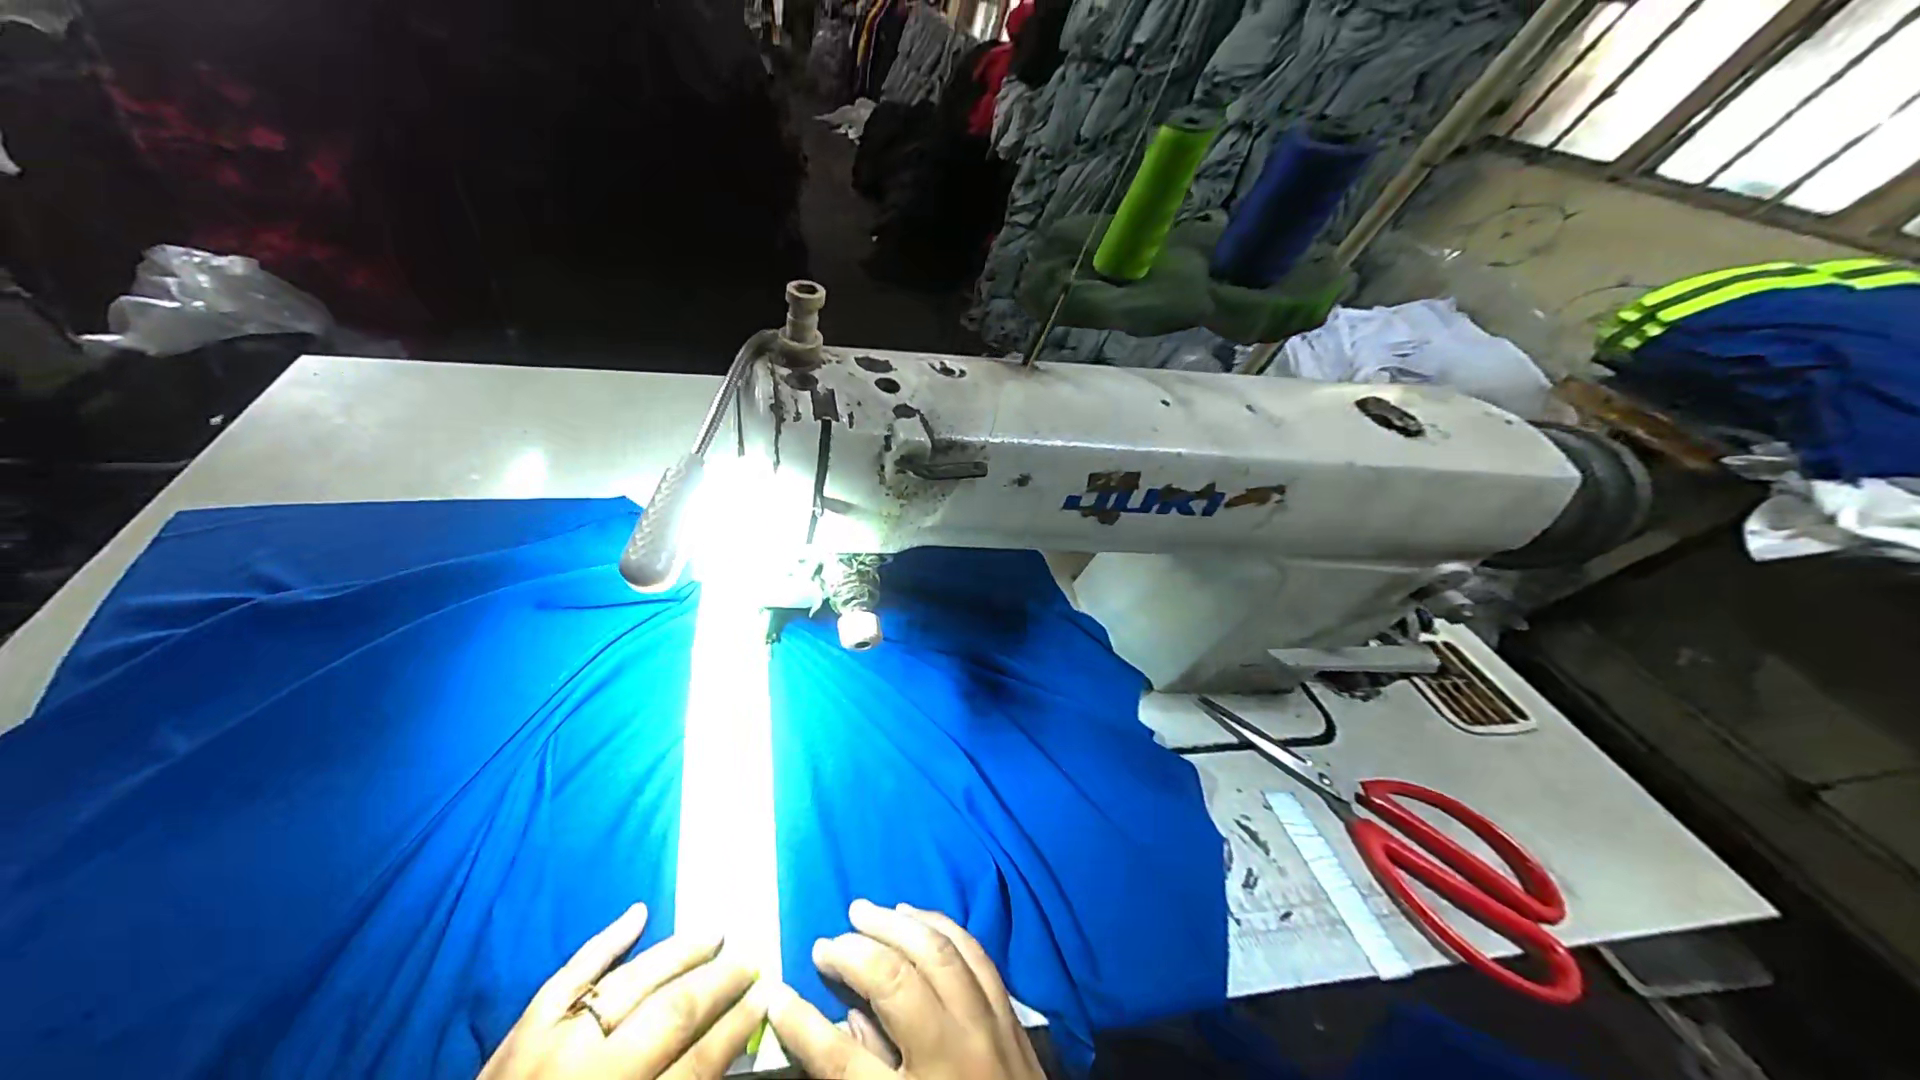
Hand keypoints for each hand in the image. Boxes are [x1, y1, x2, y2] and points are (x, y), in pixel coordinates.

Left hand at [480, 904, 764, 1079]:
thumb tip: (720, 1052)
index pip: (697, 1061)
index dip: (737, 1025)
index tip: (767, 994)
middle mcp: (590, 1070)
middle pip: (671, 1012)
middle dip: (718, 982)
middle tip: (751, 959)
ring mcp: (552, 1044)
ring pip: (631, 982)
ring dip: (677, 953)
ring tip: (713, 933)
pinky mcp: (521, 1030)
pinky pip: (570, 973)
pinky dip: (605, 941)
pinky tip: (637, 913)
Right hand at [765, 900, 1044, 1079]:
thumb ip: (862, 1077)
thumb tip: (842, 1023)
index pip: (843, 1060)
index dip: (802, 1025)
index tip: (777, 994)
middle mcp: (952, 1056)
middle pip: (894, 982)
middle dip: (854, 953)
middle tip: (825, 943)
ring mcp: (987, 1027)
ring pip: (937, 953)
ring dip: (896, 925)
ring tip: (863, 912)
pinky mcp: (1010, 1013)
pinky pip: (975, 952)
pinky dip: (941, 926)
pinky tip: (916, 915)